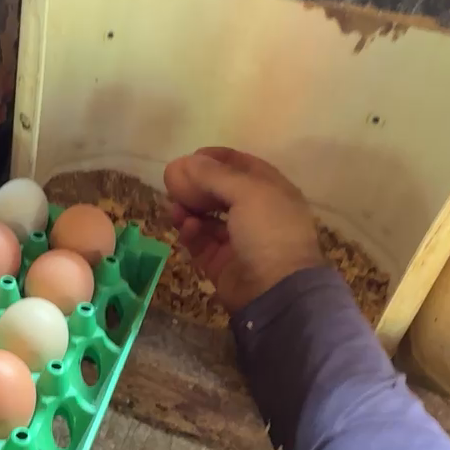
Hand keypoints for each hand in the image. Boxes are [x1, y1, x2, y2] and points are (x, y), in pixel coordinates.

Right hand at [163, 147, 323, 313]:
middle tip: (173, 183)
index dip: (216, 159)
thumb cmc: (268, 232)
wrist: (275, 290)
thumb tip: (185, 160)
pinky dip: (191, 232)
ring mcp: (237, 239)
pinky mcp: (220, 262)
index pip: (241, 166)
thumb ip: (213, 175)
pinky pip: (200, 241)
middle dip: (196, 186)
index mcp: (271, 191)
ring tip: (175, 208)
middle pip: (220, 191)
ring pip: (206, 217)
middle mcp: (255, 213)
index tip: (190, 158)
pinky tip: (186, 227)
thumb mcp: (246, 193)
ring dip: (189, 209)